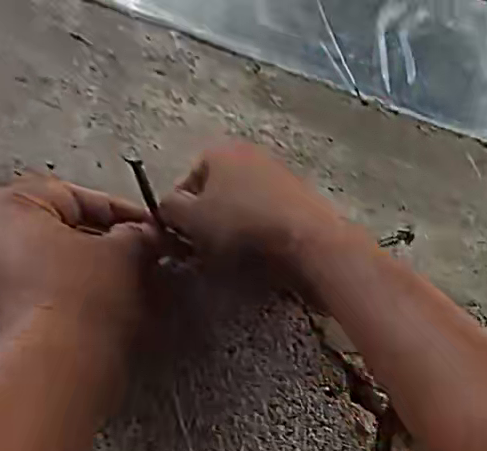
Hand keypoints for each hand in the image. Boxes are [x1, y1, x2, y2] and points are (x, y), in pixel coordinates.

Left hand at [0, 176, 157, 351]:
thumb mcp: (125, 255)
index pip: (75, 195)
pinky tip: (105, 301)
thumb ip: (139, 235)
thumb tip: (150, 234)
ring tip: (131, 281)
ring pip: (53, 253)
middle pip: (59, 223)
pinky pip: (45, 281)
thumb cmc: (81, 301)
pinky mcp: (0, 302)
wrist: (57, 361)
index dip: (123, 212)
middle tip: (145, 255)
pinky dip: (76, 285)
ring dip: (93, 264)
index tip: (154, 230)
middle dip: (105, 239)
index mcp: (4, 202)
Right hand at [158, 142, 361, 295]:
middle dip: (217, 226)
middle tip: (216, 255)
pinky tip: (277, 263)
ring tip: (248, 263)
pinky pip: (282, 228)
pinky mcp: (314, 211)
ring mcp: (290, 183)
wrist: (317, 247)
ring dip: (247, 236)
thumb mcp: (192, 220)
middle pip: (224, 197)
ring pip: (254, 214)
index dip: (183, 217)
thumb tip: (169, 209)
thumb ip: (170, 210)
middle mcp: (257, 158)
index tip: (188, 243)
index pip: (188, 183)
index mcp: (222, 151)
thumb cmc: (247, 228)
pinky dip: (275, 243)